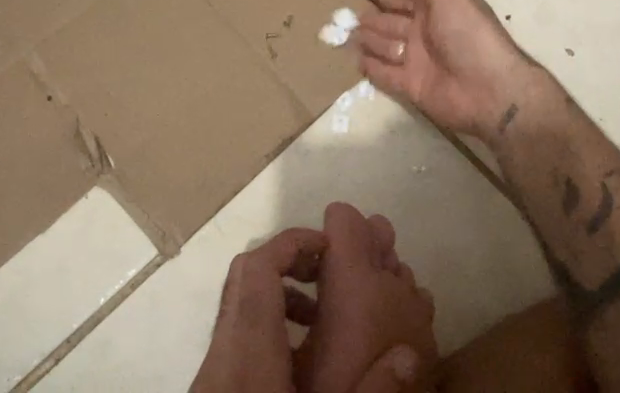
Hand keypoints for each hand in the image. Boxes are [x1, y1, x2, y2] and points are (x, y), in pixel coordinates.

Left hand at [189, 224, 425, 392]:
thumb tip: (408, 355)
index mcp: (248, 353)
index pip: (259, 269)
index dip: (292, 244)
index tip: (332, 247)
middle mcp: (222, 354)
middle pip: (244, 278)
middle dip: (289, 265)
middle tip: (332, 280)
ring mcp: (211, 375)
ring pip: (238, 309)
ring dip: (279, 300)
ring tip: (322, 325)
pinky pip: (236, 340)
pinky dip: (267, 332)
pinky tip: (301, 368)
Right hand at [354, 0, 545, 136]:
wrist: (489, 88)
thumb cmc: (469, 34)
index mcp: (437, 10)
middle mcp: (425, 33)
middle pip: (392, 22)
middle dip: (373, 19)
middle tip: (348, 17)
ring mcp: (418, 61)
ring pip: (386, 47)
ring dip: (369, 40)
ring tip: (348, 35)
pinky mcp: (411, 87)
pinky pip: (386, 75)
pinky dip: (372, 67)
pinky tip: (356, 60)